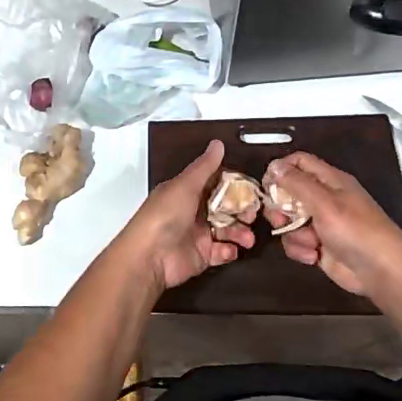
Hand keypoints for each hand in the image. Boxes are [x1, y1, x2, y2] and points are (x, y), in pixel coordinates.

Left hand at [116, 140, 254, 290]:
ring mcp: (197, 234)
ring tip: (247, 238)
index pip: (217, 185)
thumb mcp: (185, 185)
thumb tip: (217, 144)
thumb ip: (204, 166)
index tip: (251, 190)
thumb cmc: (164, 216)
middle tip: (252, 215)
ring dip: (240, 233)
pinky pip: (221, 252)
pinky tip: (231, 249)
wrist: (149, 256)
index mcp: (187, 192)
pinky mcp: (201, 255)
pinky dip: (229, 251)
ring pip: (227, 230)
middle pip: (226, 208)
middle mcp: (193, 211)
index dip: (235, 187)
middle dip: (242, 212)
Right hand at [265, 151, 401, 296]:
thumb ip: (297, 183)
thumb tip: (274, 165)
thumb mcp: (324, 203)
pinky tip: (314, 256)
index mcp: (330, 181)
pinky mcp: (319, 245)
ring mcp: (321, 224)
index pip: (299, 163)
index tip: (266, 186)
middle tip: (280, 219)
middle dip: (280, 209)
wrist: (380, 270)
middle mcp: (324, 199)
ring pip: (289, 222)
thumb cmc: (355, 231)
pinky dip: (301, 250)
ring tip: (310, 243)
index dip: (280, 170)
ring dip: (293, 234)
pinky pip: (296, 242)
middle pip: (288, 194)